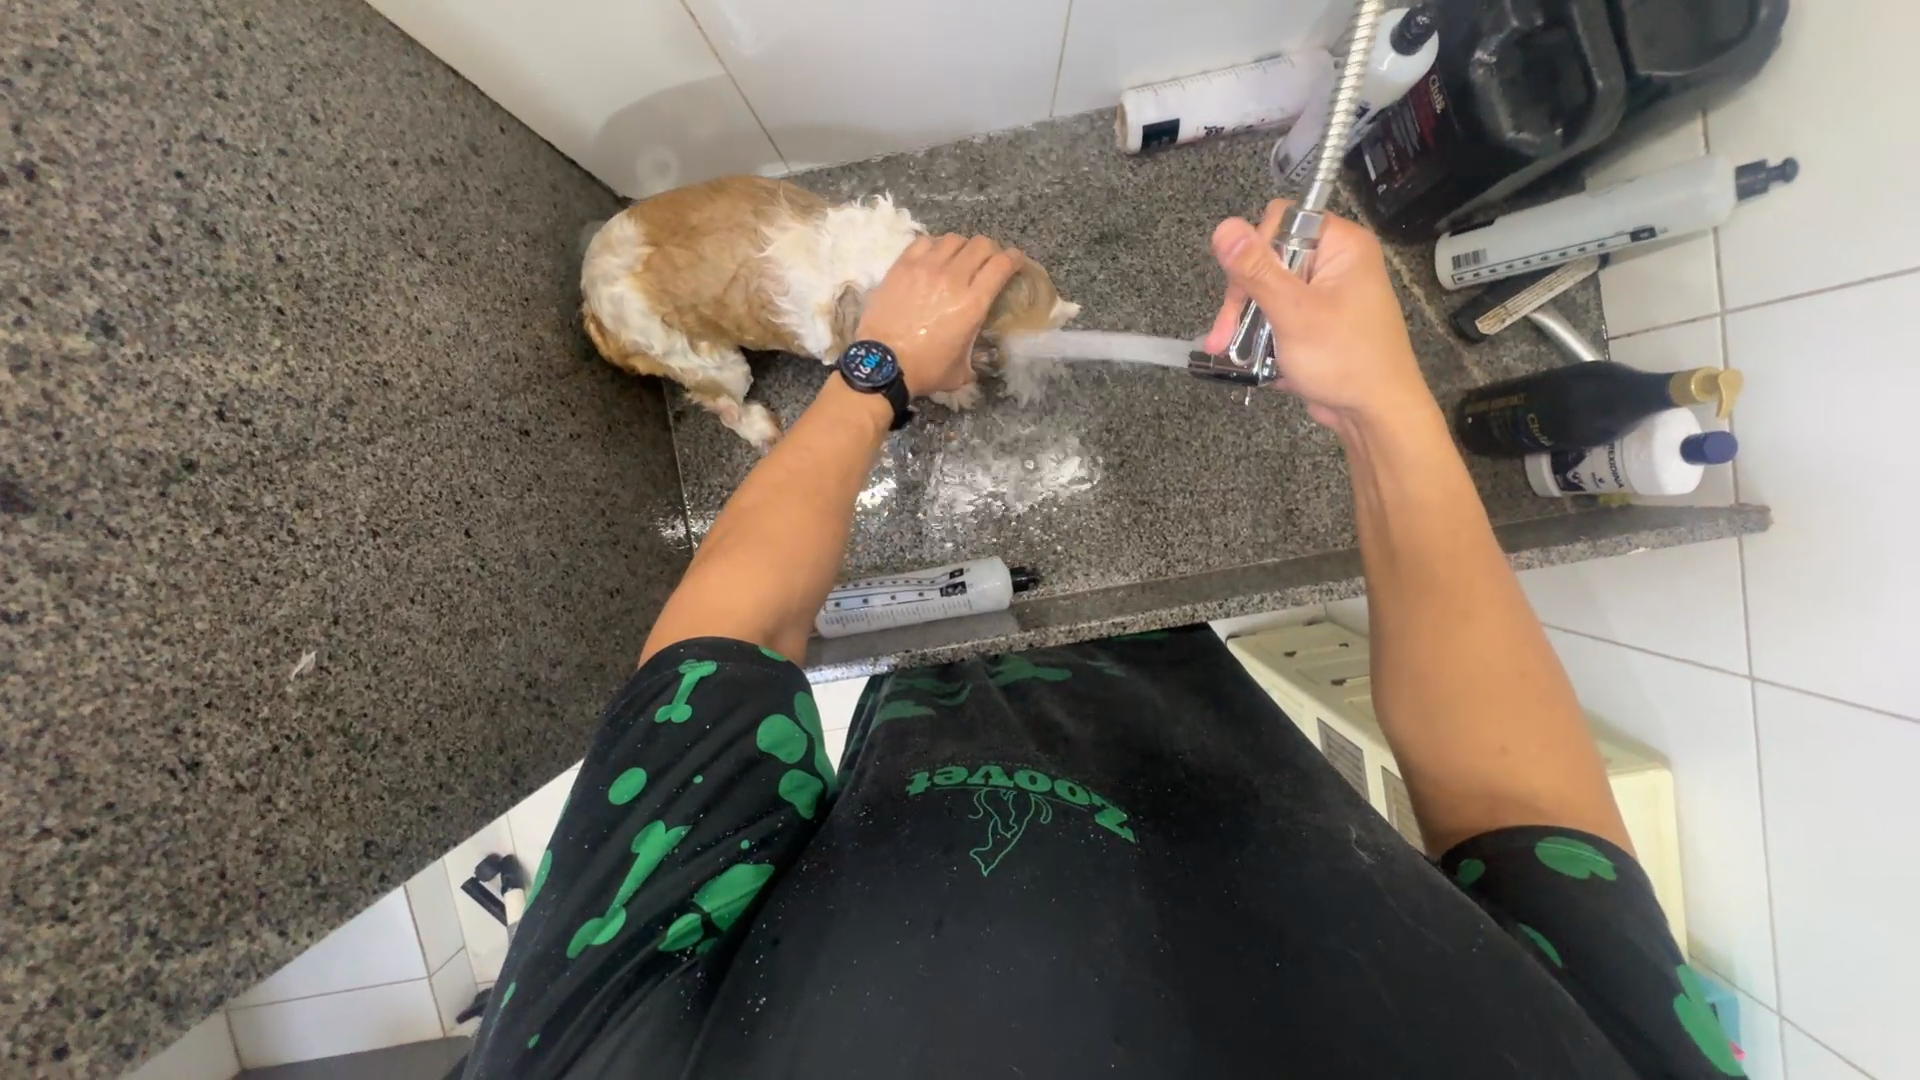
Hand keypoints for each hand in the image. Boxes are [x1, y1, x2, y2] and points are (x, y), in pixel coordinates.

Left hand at [855, 234, 1024, 397]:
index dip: (1014, 258)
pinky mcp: (902, 266)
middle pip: (981, 245)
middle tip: (987, 261)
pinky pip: (925, 242)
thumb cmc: (924, 370)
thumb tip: (979, 356)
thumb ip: (976, 356)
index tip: (1015, 260)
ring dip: (962, 247)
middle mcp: (953, 278)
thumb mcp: (961, 371)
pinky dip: (934, 246)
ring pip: (953, 239)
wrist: (882, 363)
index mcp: (973, 303)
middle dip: (990, 250)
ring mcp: (925, 268)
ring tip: (959, 258)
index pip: (1002, 265)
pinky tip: (933, 258)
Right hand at [1201, 201, 1432, 436]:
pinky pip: (1277, 316)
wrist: (1374, 413)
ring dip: (1245, 322)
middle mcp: (1334, 263)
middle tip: (1223, 336)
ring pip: (1268, 292)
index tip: (1241, 290)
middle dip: (1242, 298)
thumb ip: (1256, 270)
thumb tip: (1224, 227)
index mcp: (1341, 246)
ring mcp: (1325, 294)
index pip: (1282, 222)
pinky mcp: (1315, 322)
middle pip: (1269, 260)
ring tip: (1228, 352)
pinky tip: (1249, 358)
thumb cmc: (1344, 360)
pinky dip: (1260, 336)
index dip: (1255, 252)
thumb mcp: (1293, 312)